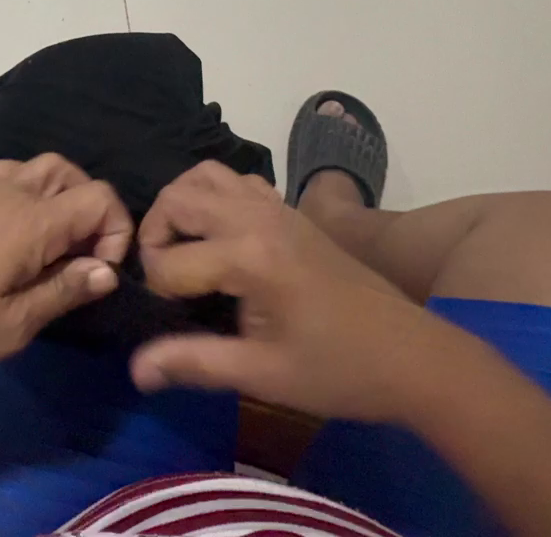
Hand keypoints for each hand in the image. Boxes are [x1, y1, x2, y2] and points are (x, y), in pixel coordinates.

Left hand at [0, 154, 131, 385]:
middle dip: (93, 211)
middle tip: (83, 260)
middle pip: (72, 173)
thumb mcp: (14, 324)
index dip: (116, 232)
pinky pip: (11, 175)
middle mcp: (11, 194)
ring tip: (58, 245)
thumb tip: (107, 270)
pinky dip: (31, 190)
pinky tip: (23, 232)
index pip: (98, 198)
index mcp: (30, 221)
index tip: (100, 273)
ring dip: (64, 195)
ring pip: (42, 168)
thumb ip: (65, 290)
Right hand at [130, 162, 457, 423]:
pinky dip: (214, 195)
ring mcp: (276, 206)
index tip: (168, 320)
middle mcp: (256, 217)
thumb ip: (193, 362)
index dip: (158, 292)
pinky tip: (222, 235)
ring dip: (181, 205)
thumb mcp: (262, 374)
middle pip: (177, 199)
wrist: (415, 356)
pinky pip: (237, 179)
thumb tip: (135, 369)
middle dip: (155, 235)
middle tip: (165, 280)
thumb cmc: (338, 371)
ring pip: (204, 176)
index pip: (170, 261)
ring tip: (184, 247)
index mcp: (248, 256)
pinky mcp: (291, 209)